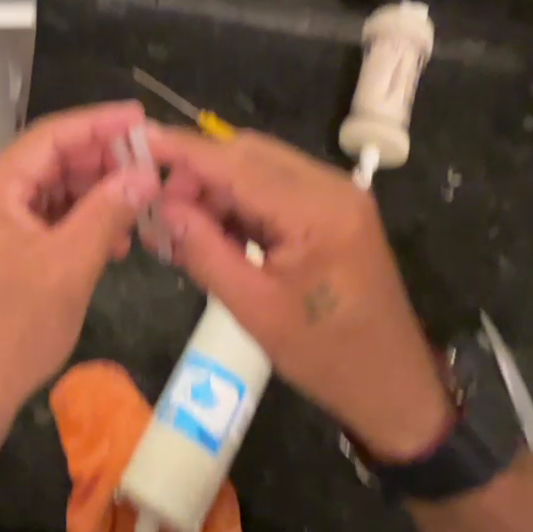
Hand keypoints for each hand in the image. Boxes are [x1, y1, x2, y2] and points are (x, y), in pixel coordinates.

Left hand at [0, 102, 158, 431]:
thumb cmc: (17, 327)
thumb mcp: (70, 265)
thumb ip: (106, 211)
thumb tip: (144, 173)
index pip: (50, 137)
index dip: (98, 124)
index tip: (140, 117)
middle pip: (50, 161)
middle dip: (101, 164)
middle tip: (149, 166)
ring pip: (52, 190)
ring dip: (94, 196)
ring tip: (138, 206)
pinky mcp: (2, 247)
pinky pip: (46, 219)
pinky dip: (79, 223)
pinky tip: (113, 238)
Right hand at [149, 127, 455, 461]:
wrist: (395, 389)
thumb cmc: (326, 356)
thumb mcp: (254, 309)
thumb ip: (204, 250)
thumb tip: (160, 206)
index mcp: (318, 211)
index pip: (235, 163)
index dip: (183, 151)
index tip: (137, 142)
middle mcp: (331, 187)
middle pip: (246, 154)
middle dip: (196, 173)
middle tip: (157, 208)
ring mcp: (335, 194)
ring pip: (257, 166)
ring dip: (215, 188)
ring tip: (179, 226)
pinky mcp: (332, 208)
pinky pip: (273, 186)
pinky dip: (237, 200)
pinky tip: (212, 230)